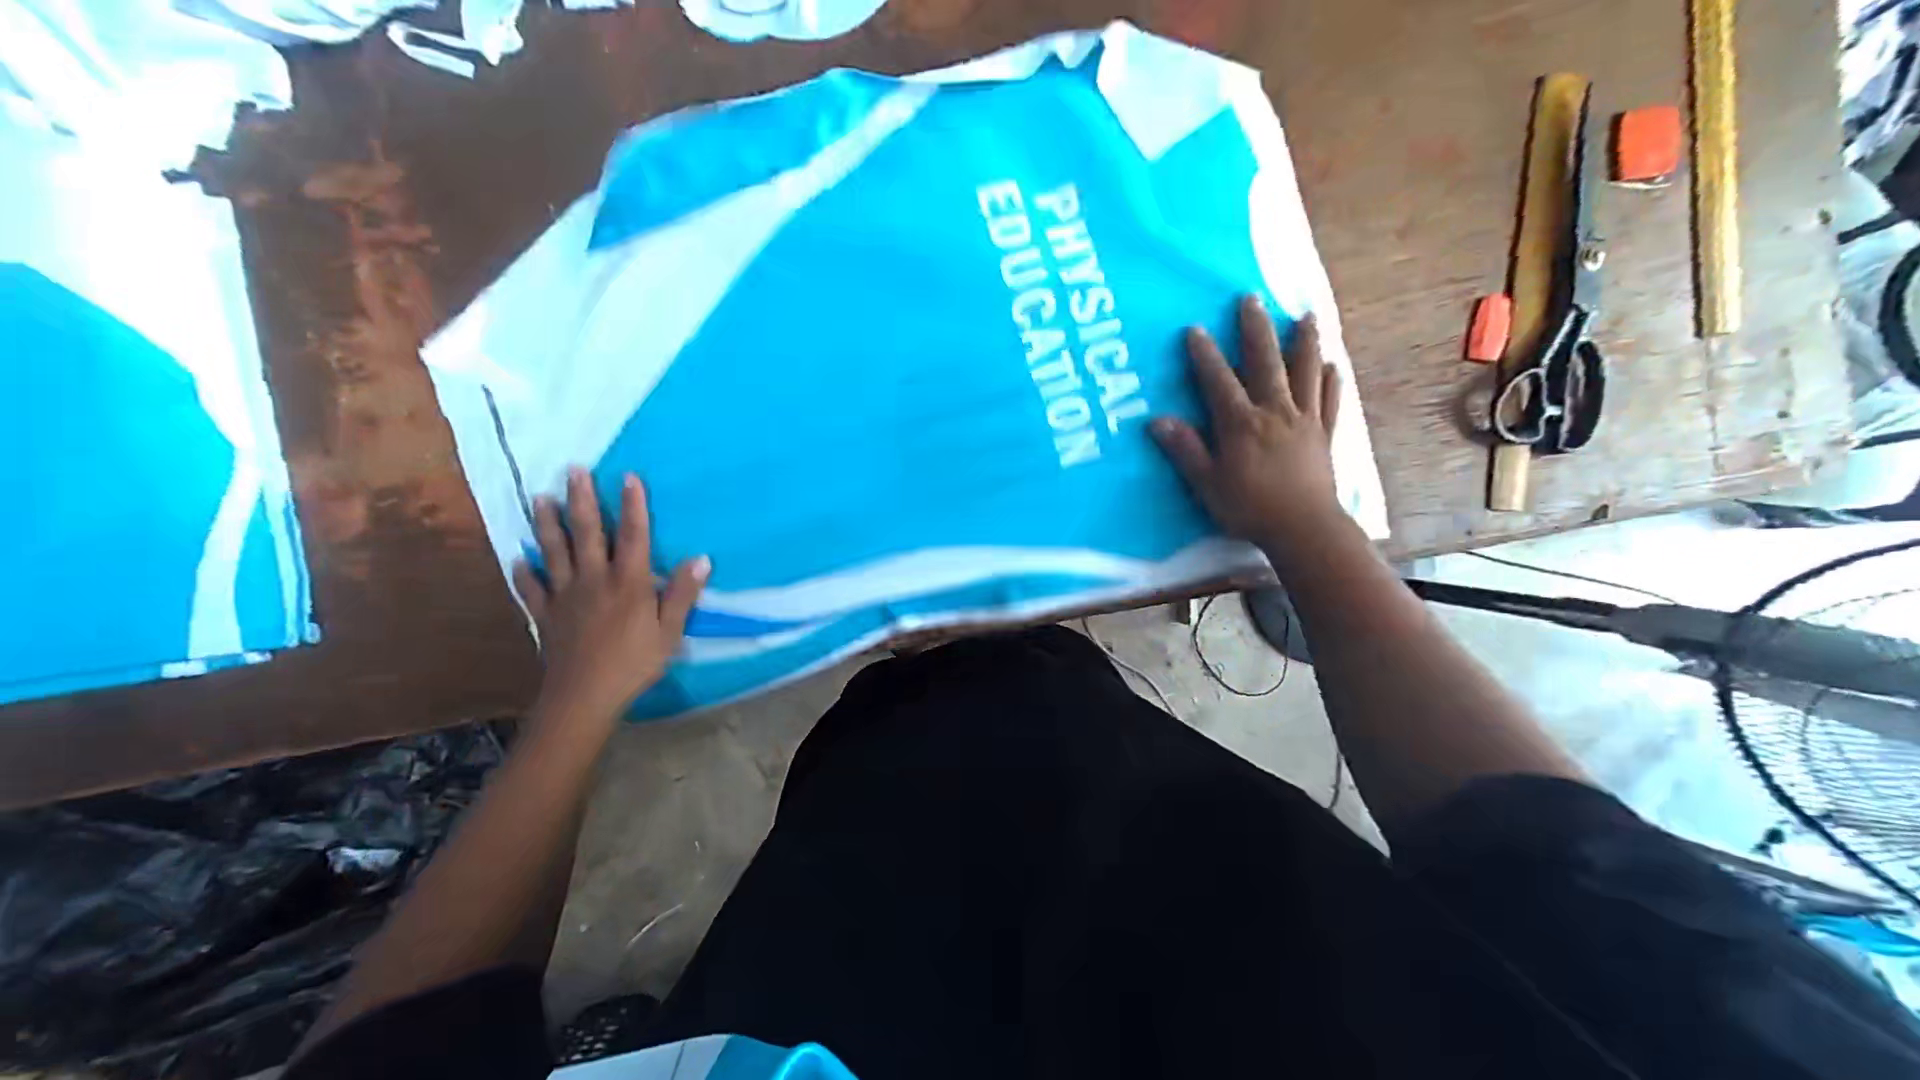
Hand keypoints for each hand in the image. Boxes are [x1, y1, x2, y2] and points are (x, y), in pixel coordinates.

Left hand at [512, 467, 709, 727]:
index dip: (633, 505)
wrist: (584, 696)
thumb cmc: (634, 663)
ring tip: (541, 498)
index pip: (632, 536)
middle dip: (581, 500)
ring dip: (547, 524)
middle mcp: (594, 580)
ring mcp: (565, 595)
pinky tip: (517, 560)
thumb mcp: (670, 631)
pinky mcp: (546, 614)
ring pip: (554, 552)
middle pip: (587, 533)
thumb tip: (701, 558)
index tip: (628, 476)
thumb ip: (683, 594)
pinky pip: (532, 589)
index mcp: (628, 582)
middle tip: (573, 470)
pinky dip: (523, 573)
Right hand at [1151, 296, 1344, 557]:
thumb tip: (1157, 421)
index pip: (1219, 380)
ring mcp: (1304, 420)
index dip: (1205, 355)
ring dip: (1304, 341)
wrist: (1304, 528)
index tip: (1194, 328)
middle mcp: (1274, 412)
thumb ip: (1185, 450)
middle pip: (1265, 362)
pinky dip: (1330, 381)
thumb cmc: (1248, 508)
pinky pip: (1329, 401)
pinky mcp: (1324, 434)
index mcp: (1241, 423)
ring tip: (1305, 315)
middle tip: (1251, 298)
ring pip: (1305, 372)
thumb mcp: (1207, 483)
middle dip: (1255, 329)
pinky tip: (1332, 366)